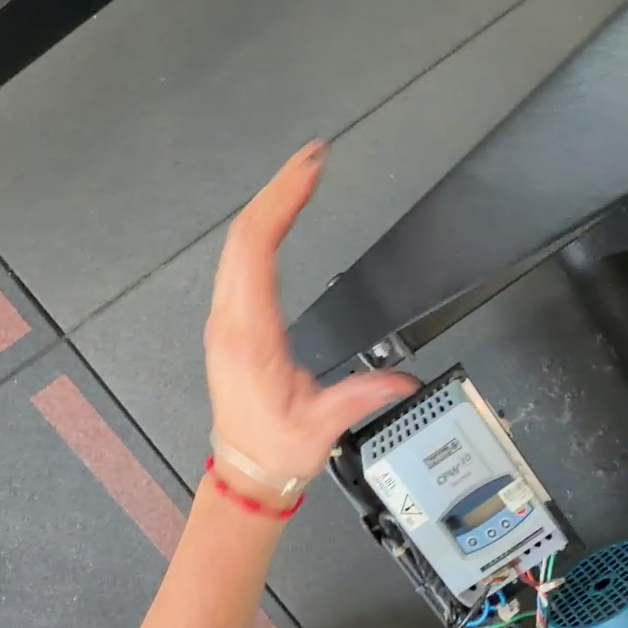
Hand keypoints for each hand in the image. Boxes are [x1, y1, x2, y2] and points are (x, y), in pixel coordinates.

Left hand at [205, 142, 417, 494]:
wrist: (246, 469)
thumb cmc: (274, 448)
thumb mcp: (322, 426)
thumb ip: (362, 396)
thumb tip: (401, 378)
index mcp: (251, 335)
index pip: (257, 248)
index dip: (282, 200)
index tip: (310, 170)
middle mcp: (231, 320)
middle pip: (243, 233)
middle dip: (278, 187)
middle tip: (312, 158)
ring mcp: (227, 319)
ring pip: (237, 243)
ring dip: (267, 204)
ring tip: (300, 178)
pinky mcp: (232, 322)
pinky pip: (238, 261)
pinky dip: (260, 228)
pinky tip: (277, 218)